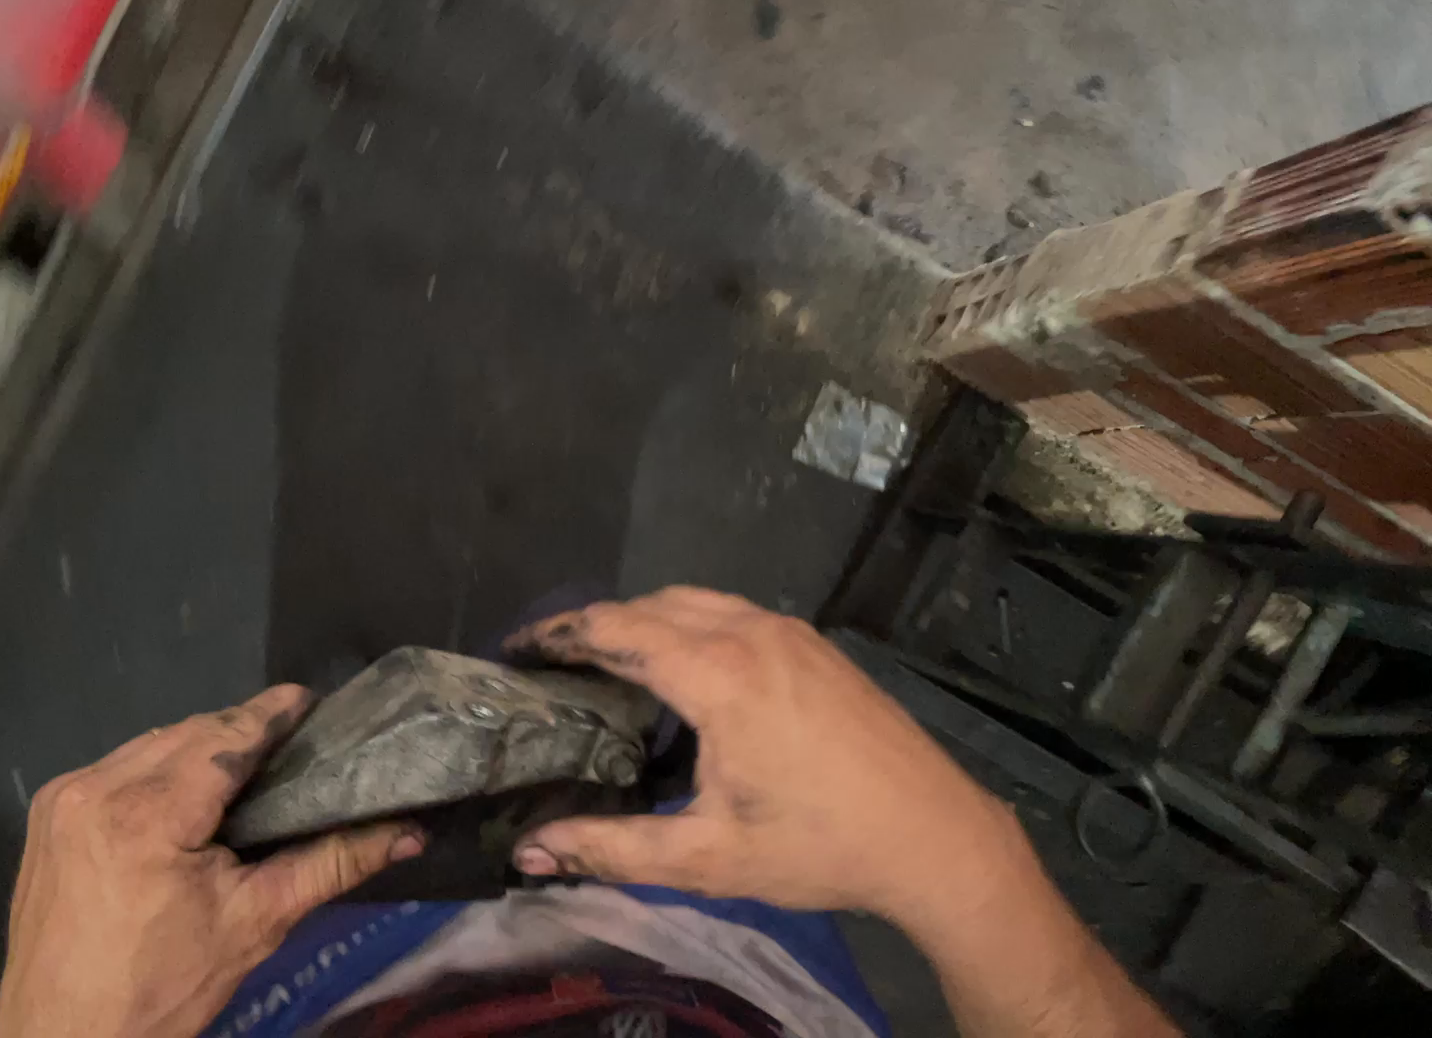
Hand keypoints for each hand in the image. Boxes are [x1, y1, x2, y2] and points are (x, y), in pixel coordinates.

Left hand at [0, 685, 424, 1037]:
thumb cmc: (161, 989)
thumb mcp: (256, 923)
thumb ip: (334, 863)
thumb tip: (410, 833)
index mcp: (149, 815)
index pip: (226, 736)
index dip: (272, 711)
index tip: (313, 700)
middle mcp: (100, 786)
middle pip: (193, 732)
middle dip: (242, 730)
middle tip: (290, 744)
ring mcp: (67, 793)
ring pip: (157, 741)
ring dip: (203, 744)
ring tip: (247, 766)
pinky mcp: (50, 805)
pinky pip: (125, 761)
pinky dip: (164, 764)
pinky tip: (190, 791)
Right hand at [505, 587, 1017, 922]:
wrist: (940, 839)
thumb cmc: (819, 848)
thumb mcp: (706, 857)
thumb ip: (610, 848)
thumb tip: (527, 852)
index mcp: (717, 674)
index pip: (614, 629)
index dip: (558, 634)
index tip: (517, 648)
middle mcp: (747, 632)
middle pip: (645, 606)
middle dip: (591, 625)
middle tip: (552, 661)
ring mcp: (783, 628)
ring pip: (686, 600)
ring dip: (637, 619)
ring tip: (604, 658)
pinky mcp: (807, 638)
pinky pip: (724, 609)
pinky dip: (680, 621)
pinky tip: (677, 662)